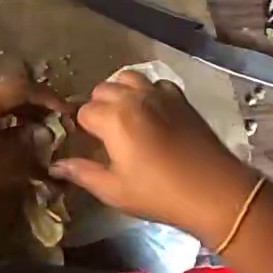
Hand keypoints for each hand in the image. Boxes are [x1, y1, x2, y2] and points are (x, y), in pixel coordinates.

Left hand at [0, 77, 67, 203]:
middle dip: (41, 107)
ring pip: (7, 103)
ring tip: (47, 131)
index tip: (69, 113)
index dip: (50, 99)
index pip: (25, 88)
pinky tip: (23, 137)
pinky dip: (13, 121)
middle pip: (16, 93)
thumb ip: (23, 145)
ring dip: (27, 114)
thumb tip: (45, 136)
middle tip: (61, 123)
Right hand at [50, 71, 258, 240]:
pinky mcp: (180, 98)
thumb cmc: (159, 193)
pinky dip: (146, 92)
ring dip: (120, 92)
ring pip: (127, 78)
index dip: (82, 128)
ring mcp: (159, 94)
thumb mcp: (114, 190)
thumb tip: (56, 166)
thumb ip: (83, 173)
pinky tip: (150, 112)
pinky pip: (154, 83)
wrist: (215, 191)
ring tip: (124, 116)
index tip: (88, 144)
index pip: (83, 112)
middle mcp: (133, 97)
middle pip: (102, 90)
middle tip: (105, 133)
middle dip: (98, 107)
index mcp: (113, 118)